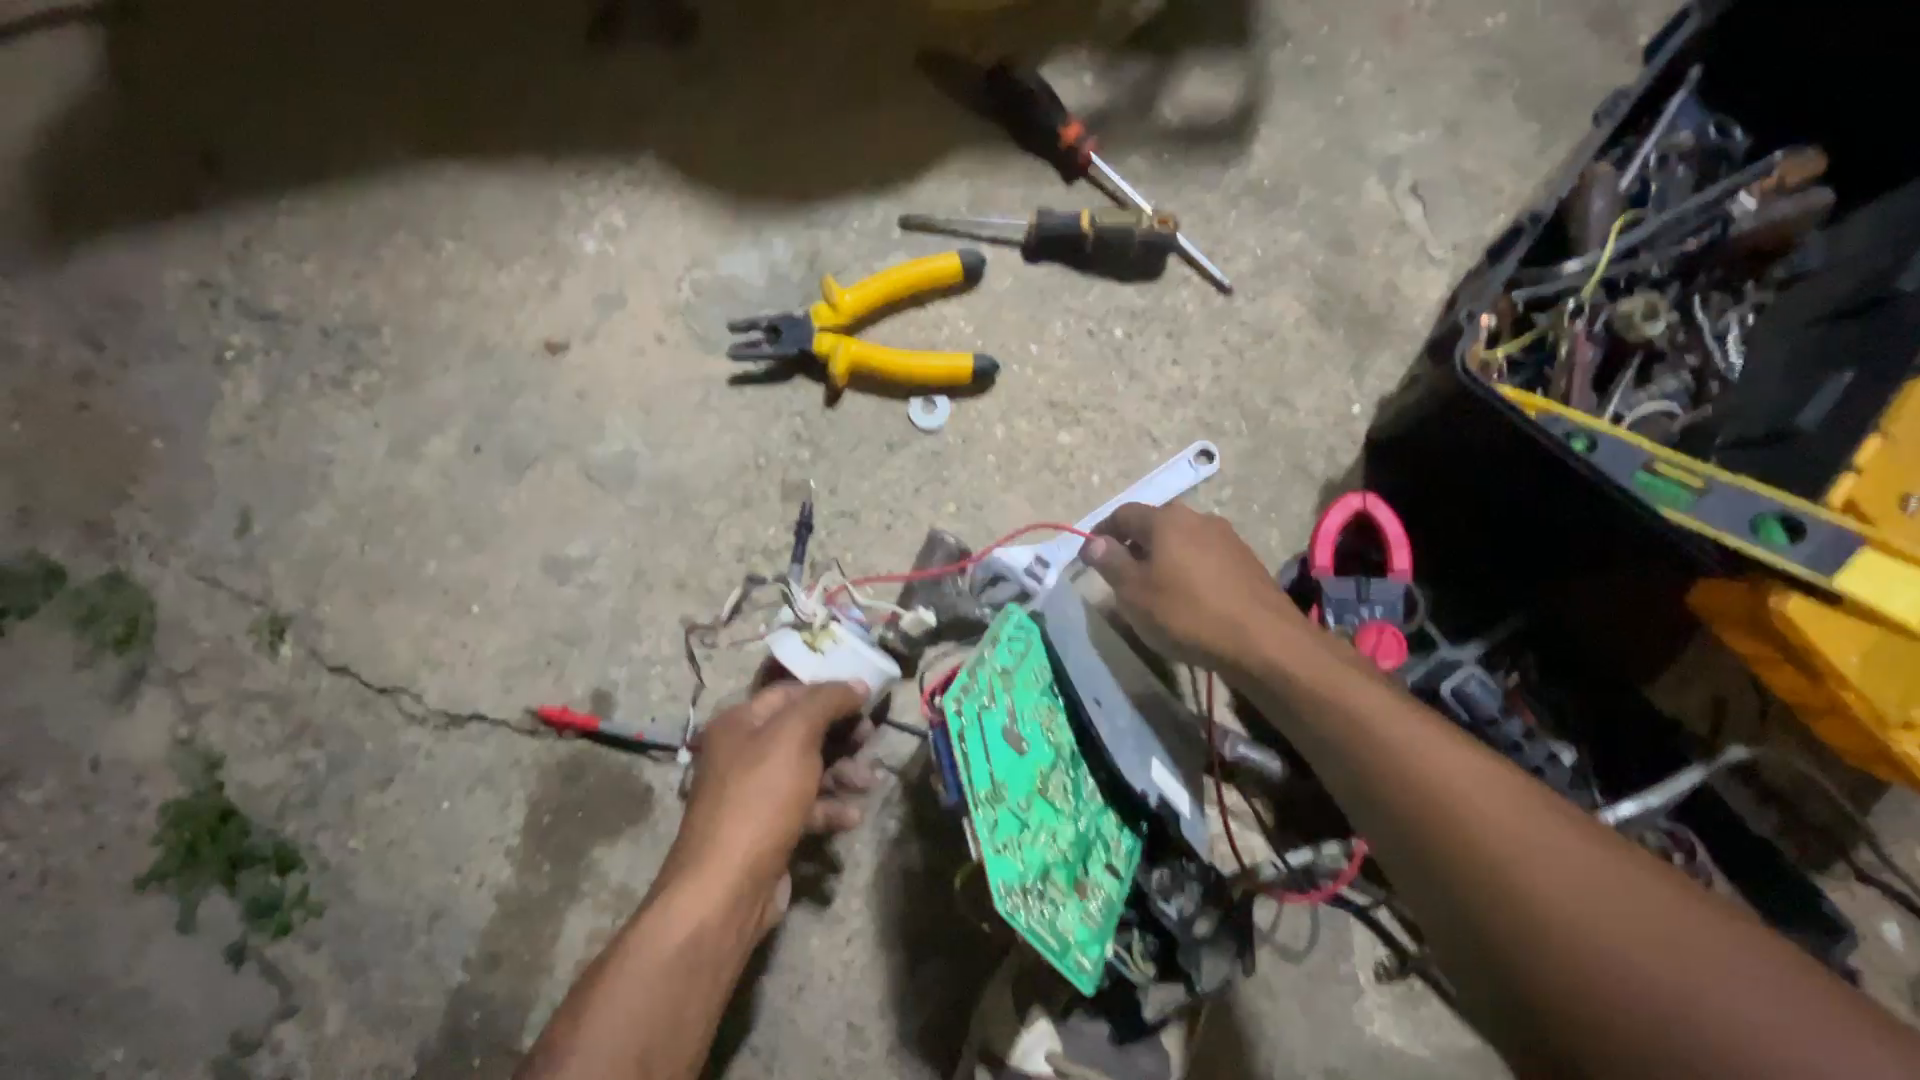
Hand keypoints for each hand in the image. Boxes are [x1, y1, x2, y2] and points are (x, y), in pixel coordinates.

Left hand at [659, 680, 875, 931]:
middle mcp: (742, 753)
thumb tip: (858, 684)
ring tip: (868, 783)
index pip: (790, 692)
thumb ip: (827, 702)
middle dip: (841, 735)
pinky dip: (830, 807)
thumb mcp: (795, 737)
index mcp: (739, 723)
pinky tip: (852, 816)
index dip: (829, 692)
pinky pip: (806, 807)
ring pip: (808, 770)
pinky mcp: (768, 829)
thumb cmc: (760, 799)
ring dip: (842, 773)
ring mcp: (754, 794)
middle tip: (871, 740)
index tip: (867, 699)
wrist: (727, 886)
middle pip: (802, 731)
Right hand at [1082, 502, 1304, 673]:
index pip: (1123, 514)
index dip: (1101, 533)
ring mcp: (1227, 539)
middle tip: (1121, 574)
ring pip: (1183, 541)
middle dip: (1134, 545)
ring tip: (1155, 588)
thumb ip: (1110, 562)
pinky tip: (1189, 598)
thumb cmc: (1187, 614)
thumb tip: (1094, 542)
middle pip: (1156, 524)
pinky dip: (1189, 570)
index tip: (1087, 558)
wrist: (1263, 640)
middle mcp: (1198, 519)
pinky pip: (1206, 558)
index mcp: (1166, 520)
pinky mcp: (1247, 562)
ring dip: (1164, 558)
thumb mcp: (1134, 593)